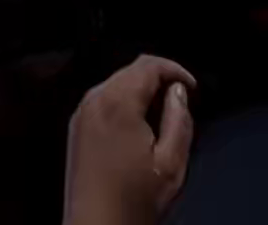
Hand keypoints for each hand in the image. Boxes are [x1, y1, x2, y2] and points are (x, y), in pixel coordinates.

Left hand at [64, 55, 196, 224]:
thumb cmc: (132, 204)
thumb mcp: (170, 166)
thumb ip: (179, 120)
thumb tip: (178, 92)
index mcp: (118, 101)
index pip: (149, 64)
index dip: (174, 69)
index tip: (191, 87)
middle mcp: (96, 98)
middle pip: (132, 70)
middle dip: (158, 81)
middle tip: (178, 105)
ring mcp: (82, 111)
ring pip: (118, 83)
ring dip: (141, 92)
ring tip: (160, 121)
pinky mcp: (76, 126)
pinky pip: (105, 99)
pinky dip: (124, 103)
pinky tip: (136, 131)